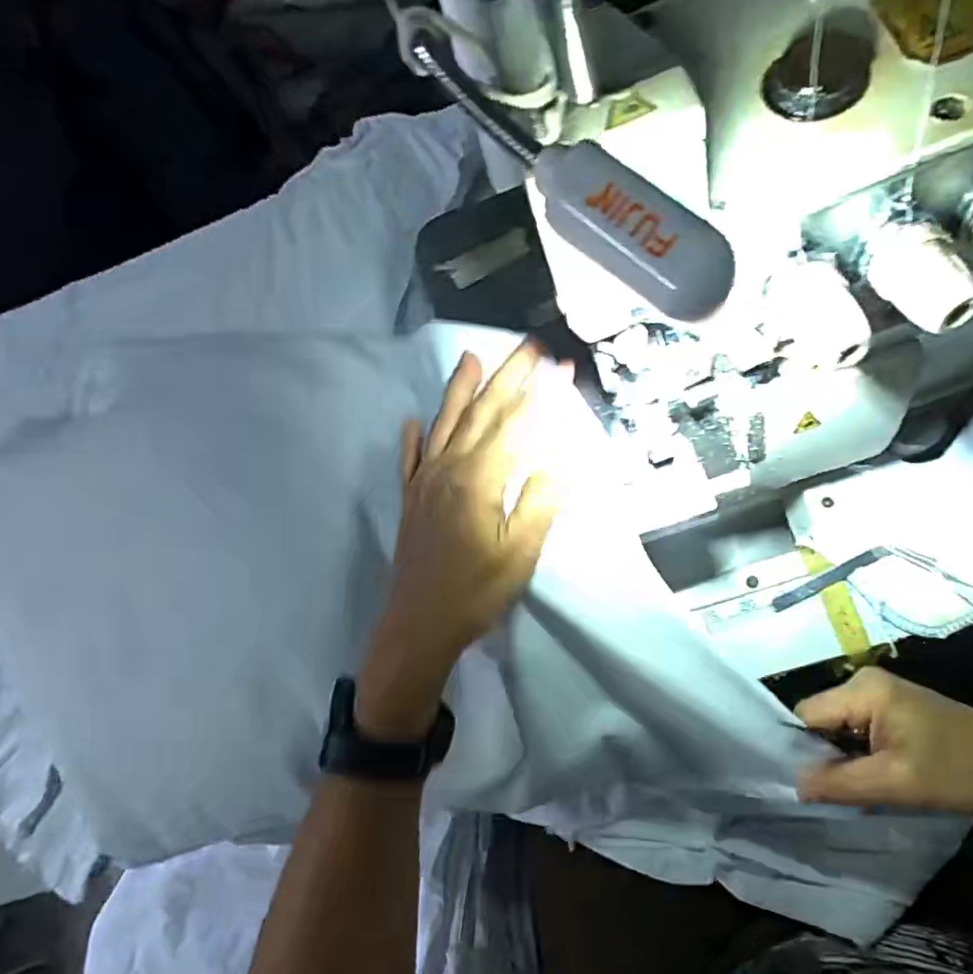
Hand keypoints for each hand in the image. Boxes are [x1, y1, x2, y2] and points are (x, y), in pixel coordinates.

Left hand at [358, 342, 566, 738]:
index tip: (561, 367)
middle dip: (508, 377)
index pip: (516, 424)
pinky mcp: (411, 501)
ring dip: (460, 390)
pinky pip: (411, 459)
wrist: (417, 626)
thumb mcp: (520, 553)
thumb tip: (557, 463)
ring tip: (471, 358)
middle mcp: (449, 469)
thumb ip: (539, 503)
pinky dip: (414, 437)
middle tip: (529, 347)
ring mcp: (425, 483)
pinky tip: (414, 421)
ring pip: (445, 425)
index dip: (540, 393)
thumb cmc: (476, 592)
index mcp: (480, 479)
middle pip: (481, 413)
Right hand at [794, 667, 972, 828]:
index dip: (799, 749)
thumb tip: (794, 784)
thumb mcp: (895, 783)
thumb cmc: (959, 771)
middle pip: (821, 720)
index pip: (805, 715)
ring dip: (842, 760)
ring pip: (839, 728)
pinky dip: (859, 756)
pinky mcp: (896, 708)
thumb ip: (840, 783)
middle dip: (823, 756)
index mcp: (864, 689)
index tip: (801, 784)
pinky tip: (873, 780)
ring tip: (853, 790)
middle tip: (831, 794)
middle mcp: (867, 682)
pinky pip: (858, 730)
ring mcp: (883, 694)